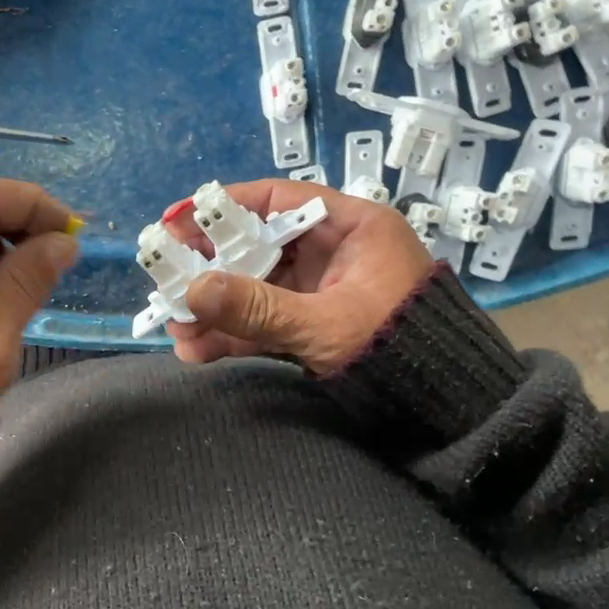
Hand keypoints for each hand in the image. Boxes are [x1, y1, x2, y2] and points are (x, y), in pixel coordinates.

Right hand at [164, 180, 433, 373]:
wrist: (444, 406)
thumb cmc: (396, 346)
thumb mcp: (322, 323)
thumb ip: (256, 307)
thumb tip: (192, 289)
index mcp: (350, 228)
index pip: (277, 202)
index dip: (223, 209)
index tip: (179, 222)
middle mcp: (331, 253)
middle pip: (256, 248)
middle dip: (209, 270)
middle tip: (165, 280)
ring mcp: (318, 291)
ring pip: (253, 290)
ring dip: (213, 310)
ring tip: (174, 328)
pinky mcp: (309, 326)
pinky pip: (263, 322)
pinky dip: (231, 336)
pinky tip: (195, 350)